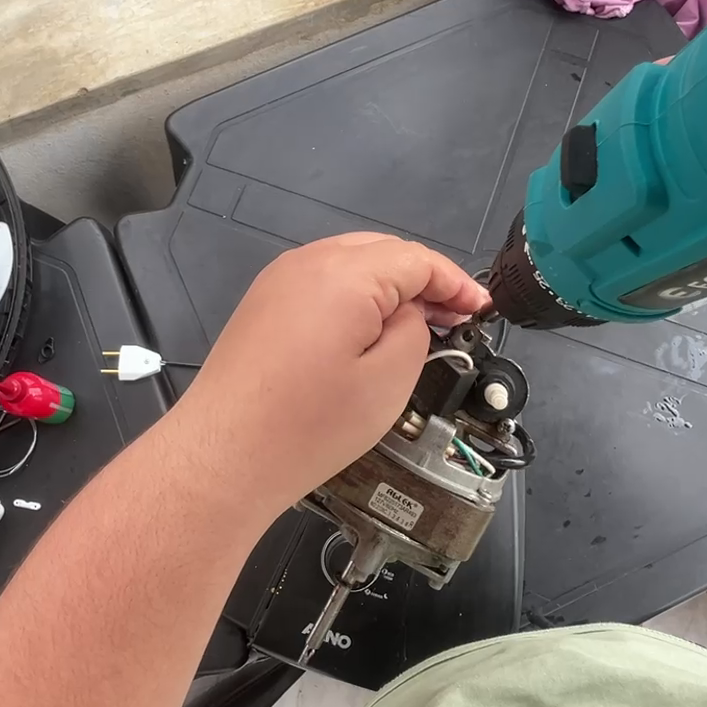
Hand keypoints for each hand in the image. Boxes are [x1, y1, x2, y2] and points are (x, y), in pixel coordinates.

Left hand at [158, 233, 489, 520]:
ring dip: (389, 285)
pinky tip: (367, 327)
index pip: (415, 259)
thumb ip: (413, 329)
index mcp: (344, 273)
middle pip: (382, 252)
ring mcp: (278, 280)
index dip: (455, 283)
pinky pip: (321, 281)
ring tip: (417, 324)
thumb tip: (406, 311)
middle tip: (453, 319)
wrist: (224, 455)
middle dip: (424, 280)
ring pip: (350, 263)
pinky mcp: (262, 303)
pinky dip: (354, 294)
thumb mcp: (389, 380)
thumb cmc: (311, 424)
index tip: (481, 311)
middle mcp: (307, 261)